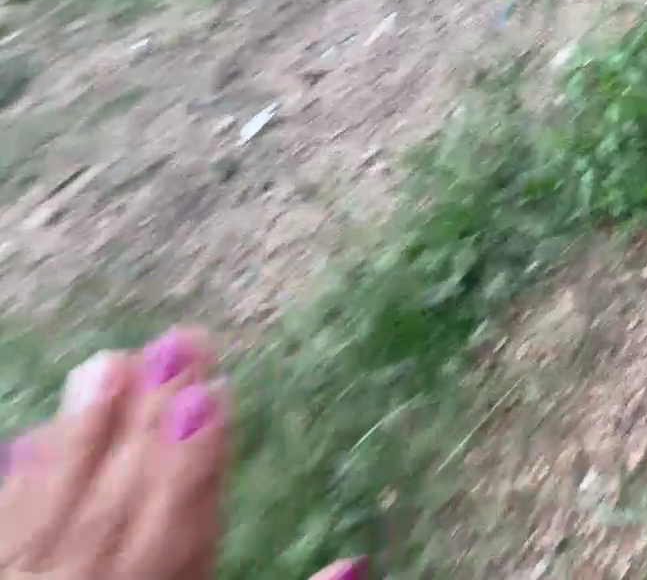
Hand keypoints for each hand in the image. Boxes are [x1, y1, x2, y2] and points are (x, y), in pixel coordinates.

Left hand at [0, 327, 361, 579]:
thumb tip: (360, 559)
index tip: (212, 383)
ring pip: (47, 508)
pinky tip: (23, 441)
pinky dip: (9, 487)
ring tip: (105, 363)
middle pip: (117, 498)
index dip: (196, 452)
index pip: (179, 518)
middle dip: (144, 418)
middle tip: (170, 341)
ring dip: (79, 434)